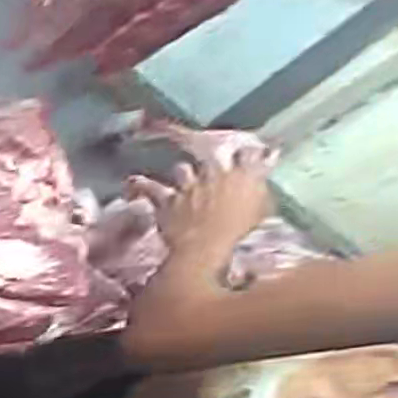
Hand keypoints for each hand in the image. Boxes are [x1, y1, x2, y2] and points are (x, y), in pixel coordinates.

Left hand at [129, 148, 273, 262]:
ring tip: (180, 173)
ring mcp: (189, 186)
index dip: (245, 153)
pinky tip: (133, 180)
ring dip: (181, 172)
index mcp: (245, 174)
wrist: (204, 245)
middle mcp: (215, 174)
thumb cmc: (238, 230)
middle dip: (209, 158)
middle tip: (207, 161)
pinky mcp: (167, 200)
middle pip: (211, 156)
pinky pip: (150, 188)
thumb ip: (260, 188)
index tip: (244, 154)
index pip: (248, 153)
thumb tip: (264, 173)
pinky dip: (141, 184)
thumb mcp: (261, 207)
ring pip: (182, 169)